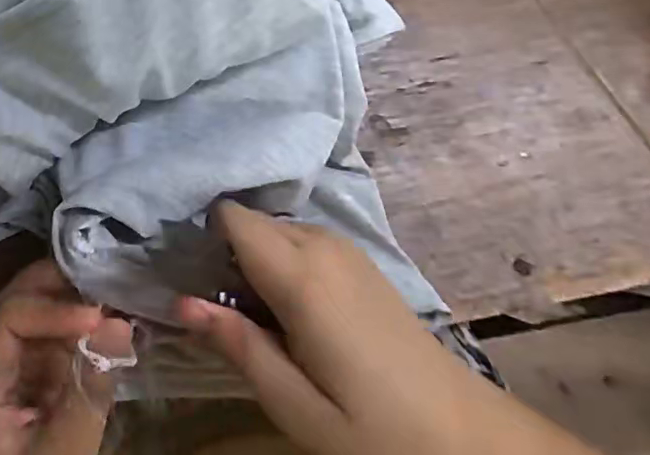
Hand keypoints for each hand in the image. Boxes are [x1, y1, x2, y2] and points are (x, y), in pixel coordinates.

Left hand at [0, 259, 133, 454]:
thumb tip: (120, 325)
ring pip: (45, 304)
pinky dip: (89, 321)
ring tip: (121, 296)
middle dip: (67, 286)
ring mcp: (15, 358)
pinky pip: (63, 330)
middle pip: (24, 297)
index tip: (98, 316)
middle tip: (113, 281)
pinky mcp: (41, 369)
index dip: (54, 309)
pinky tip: (118, 320)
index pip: (11, 315)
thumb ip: (87, 393)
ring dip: (81, 298)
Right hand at [174, 202, 597, 454]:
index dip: (202, 235)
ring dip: (253, 258)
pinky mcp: (357, 257)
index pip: (232, 216)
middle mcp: (320, 243)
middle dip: (224, 251)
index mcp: (302, 275)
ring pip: (273, 229)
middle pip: (250, 221)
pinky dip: (279, 260)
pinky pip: (299, 240)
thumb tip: (180, 302)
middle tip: (215, 304)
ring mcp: (343, 246)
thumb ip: (239, 346)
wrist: (468, 435)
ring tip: (250, 312)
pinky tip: (288, 310)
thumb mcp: (299, 409)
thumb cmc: (379, 433)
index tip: (185, 269)